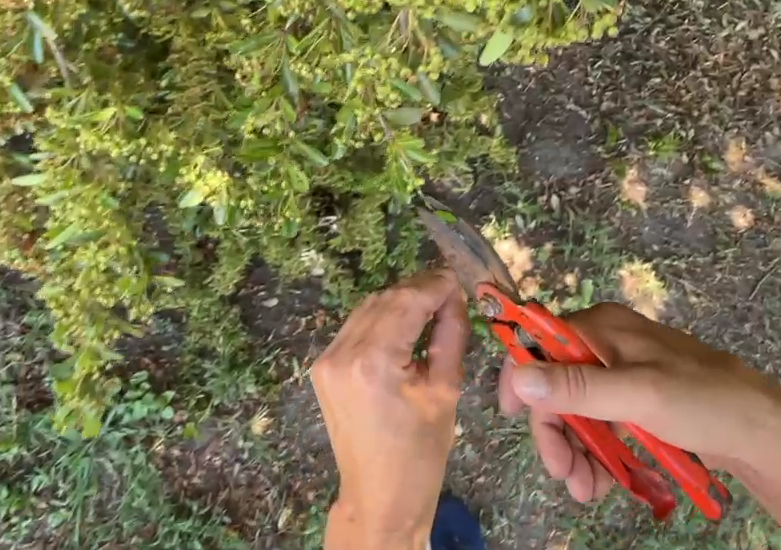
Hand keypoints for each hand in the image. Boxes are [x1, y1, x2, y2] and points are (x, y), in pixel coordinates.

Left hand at [311, 269, 470, 549]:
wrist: (379, 499)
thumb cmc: (420, 454)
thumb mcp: (445, 392)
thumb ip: (450, 336)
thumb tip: (454, 297)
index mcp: (373, 362)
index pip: (407, 301)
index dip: (434, 285)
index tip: (457, 280)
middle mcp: (342, 352)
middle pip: (385, 299)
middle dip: (418, 291)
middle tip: (449, 293)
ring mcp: (327, 358)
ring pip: (368, 308)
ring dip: (400, 302)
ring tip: (431, 306)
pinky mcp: (323, 366)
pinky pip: (356, 327)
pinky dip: (382, 319)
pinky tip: (404, 325)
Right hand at [496, 302, 780, 504]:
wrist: (766, 434)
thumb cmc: (703, 401)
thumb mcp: (637, 395)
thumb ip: (577, 387)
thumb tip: (519, 376)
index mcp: (601, 327)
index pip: (540, 341)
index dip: (522, 376)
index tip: (512, 417)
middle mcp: (606, 343)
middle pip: (556, 384)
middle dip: (556, 431)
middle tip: (565, 477)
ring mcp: (623, 373)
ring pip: (577, 410)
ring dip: (575, 450)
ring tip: (587, 491)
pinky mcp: (638, 401)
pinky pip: (602, 424)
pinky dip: (597, 452)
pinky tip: (604, 481)